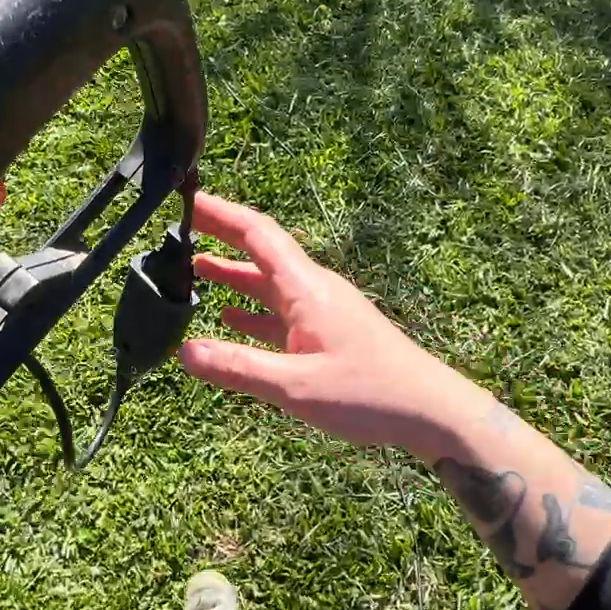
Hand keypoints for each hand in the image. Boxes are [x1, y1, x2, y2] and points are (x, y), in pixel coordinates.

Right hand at [178, 192, 482, 460]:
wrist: (430, 411)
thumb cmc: (370, 394)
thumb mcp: (296, 385)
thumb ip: (238, 367)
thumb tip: (184, 352)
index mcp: (307, 289)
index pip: (258, 235)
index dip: (221, 214)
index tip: (188, 198)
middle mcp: (314, 291)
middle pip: (261, 253)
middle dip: (221, 238)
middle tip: (179, 230)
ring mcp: (322, 312)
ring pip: (268, 285)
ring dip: (233, 276)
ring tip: (194, 270)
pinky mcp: (328, 334)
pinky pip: (280, 314)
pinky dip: (252, 311)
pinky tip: (232, 318)